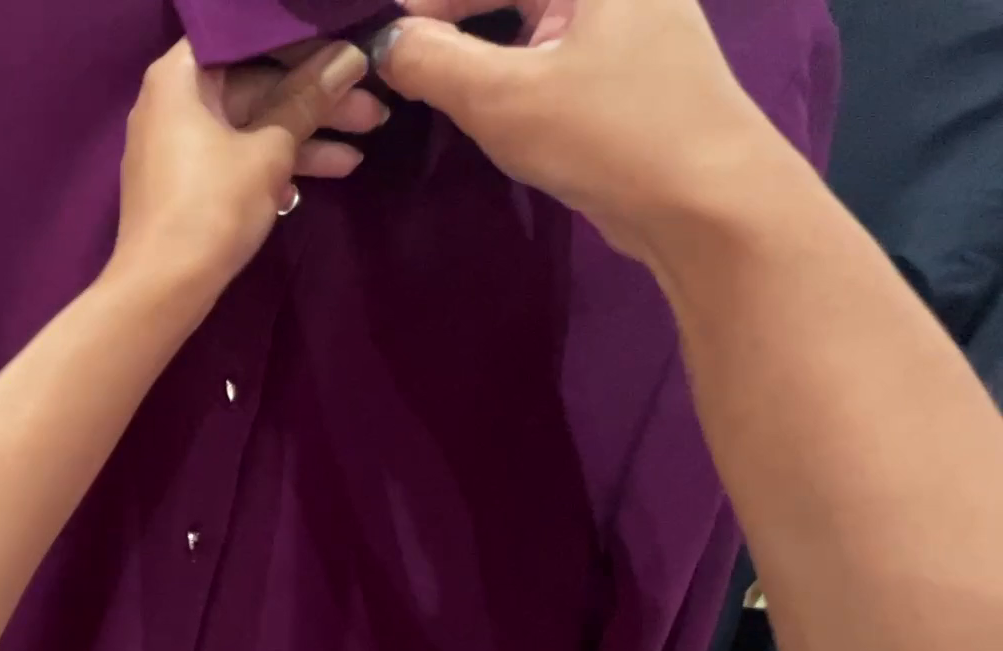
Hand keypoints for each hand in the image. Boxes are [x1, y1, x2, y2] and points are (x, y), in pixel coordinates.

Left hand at [111, 39, 380, 296]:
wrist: (160, 291)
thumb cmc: (211, 209)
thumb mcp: (269, 151)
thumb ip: (309, 99)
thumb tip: (350, 58)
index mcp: (180, 75)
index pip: (250, 37)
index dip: (306, 43)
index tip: (352, 53)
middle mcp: (171, 101)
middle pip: (255, 84)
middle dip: (316, 100)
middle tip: (373, 111)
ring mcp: (175, 146)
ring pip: (250, 127)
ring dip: (305, 138)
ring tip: (360, 150)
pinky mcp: (184, 185)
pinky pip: (234, 159)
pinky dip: (273, 166)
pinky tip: (323, 178)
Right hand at [373, 0, 799, 263]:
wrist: (701, 198)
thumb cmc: (603, 134)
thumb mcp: (500, 97)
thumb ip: (433, 61)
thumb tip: (385, 42)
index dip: (424, 6)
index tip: (380, 50)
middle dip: (447, 24)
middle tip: (399, 73)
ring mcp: (628, 18)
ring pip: (526, 21)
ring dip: (473, 52)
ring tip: (429, 88)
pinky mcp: (625, 64)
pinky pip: (547, 50)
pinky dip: (505, 70)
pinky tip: (479, 104)